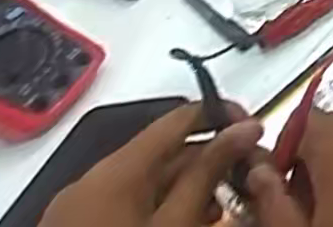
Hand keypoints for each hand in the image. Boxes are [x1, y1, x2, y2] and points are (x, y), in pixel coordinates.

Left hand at [39, 102, 305, 226]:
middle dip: (209, 161)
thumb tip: (246, 126)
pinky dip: (161, 210)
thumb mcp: (177, 225)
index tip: (254, 133)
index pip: (180, 116)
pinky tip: (189, 225)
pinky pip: (128, 208)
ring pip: (149, 182)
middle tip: (245, 179)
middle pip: (165, 151)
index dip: (223, 116)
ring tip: (222, 208)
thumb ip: (210, 171)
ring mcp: (77, 212)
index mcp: (116, 169)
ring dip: (189, 188)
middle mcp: (93, 181)